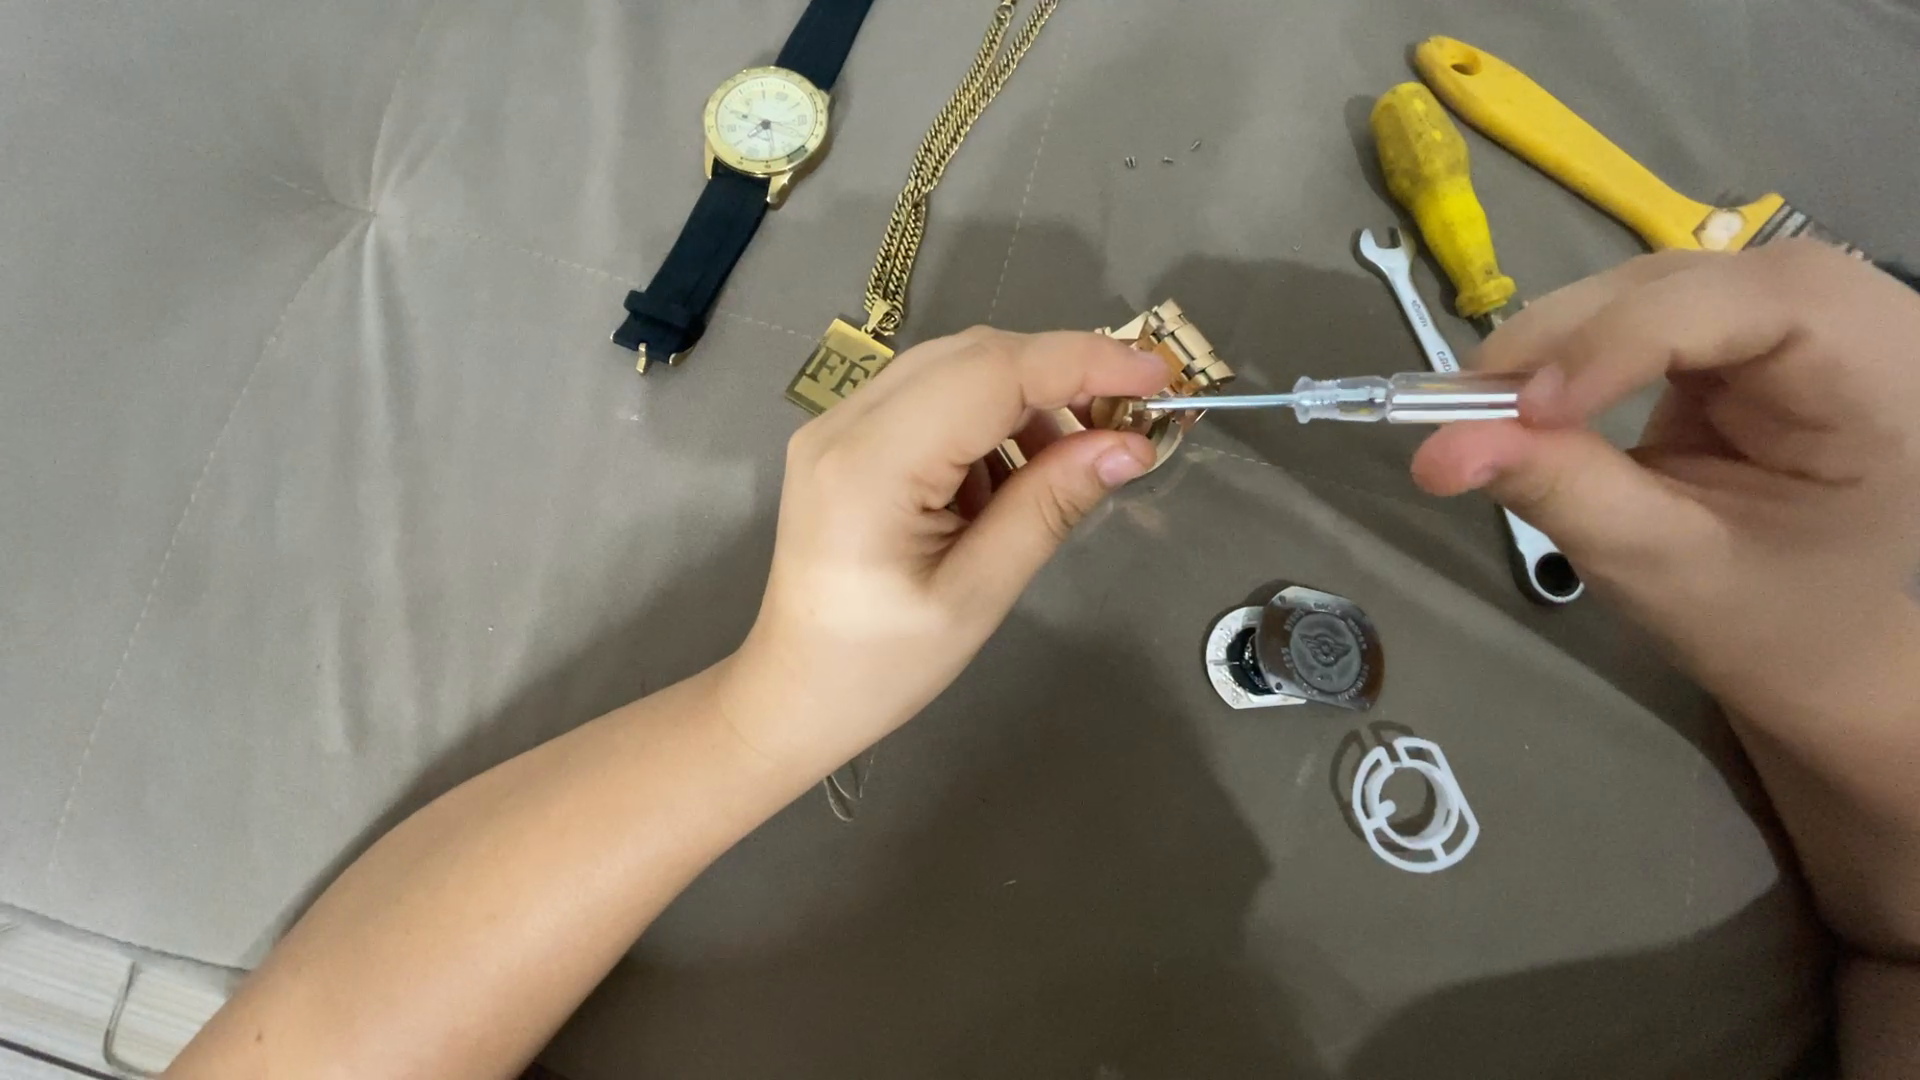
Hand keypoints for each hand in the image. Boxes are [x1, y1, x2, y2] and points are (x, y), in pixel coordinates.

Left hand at [719, 328, 1170, 776]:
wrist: (795, 690)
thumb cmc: (882, 667)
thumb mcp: (978, 594)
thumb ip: (1049, 507)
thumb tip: (1129, 445)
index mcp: (870, 467)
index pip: (989, 373)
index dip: (1081, 361)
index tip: (1157, 375)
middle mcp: (843, 424)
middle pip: (971, 356)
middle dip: (1060, 374)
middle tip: (1125, 418)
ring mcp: (835, 425)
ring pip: (953, 369)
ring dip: (1024, 398)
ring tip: (1065, 463)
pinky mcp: (842, 439)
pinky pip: (930, 398)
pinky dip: (986, 419)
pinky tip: (1007, 473)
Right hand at [1414, 242, 1919, 723]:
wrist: (1797, 627)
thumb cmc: (1749, 609)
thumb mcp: (1647, 559)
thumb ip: (1550, 489)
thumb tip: (1435, 453)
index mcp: (1894, 389)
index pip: (1770, 303)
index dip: (1632, 337)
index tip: (1525, 411)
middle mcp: (1863, 328)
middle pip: (1700, 277)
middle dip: (1575, 330)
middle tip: (1475, 398)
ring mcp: (1798, 324)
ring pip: (1655, 282)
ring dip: (1556, 334)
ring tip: (1487, 401)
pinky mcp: (1735, 336)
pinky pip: (1635, 309)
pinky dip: (1563, 344)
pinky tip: (1525, 389)